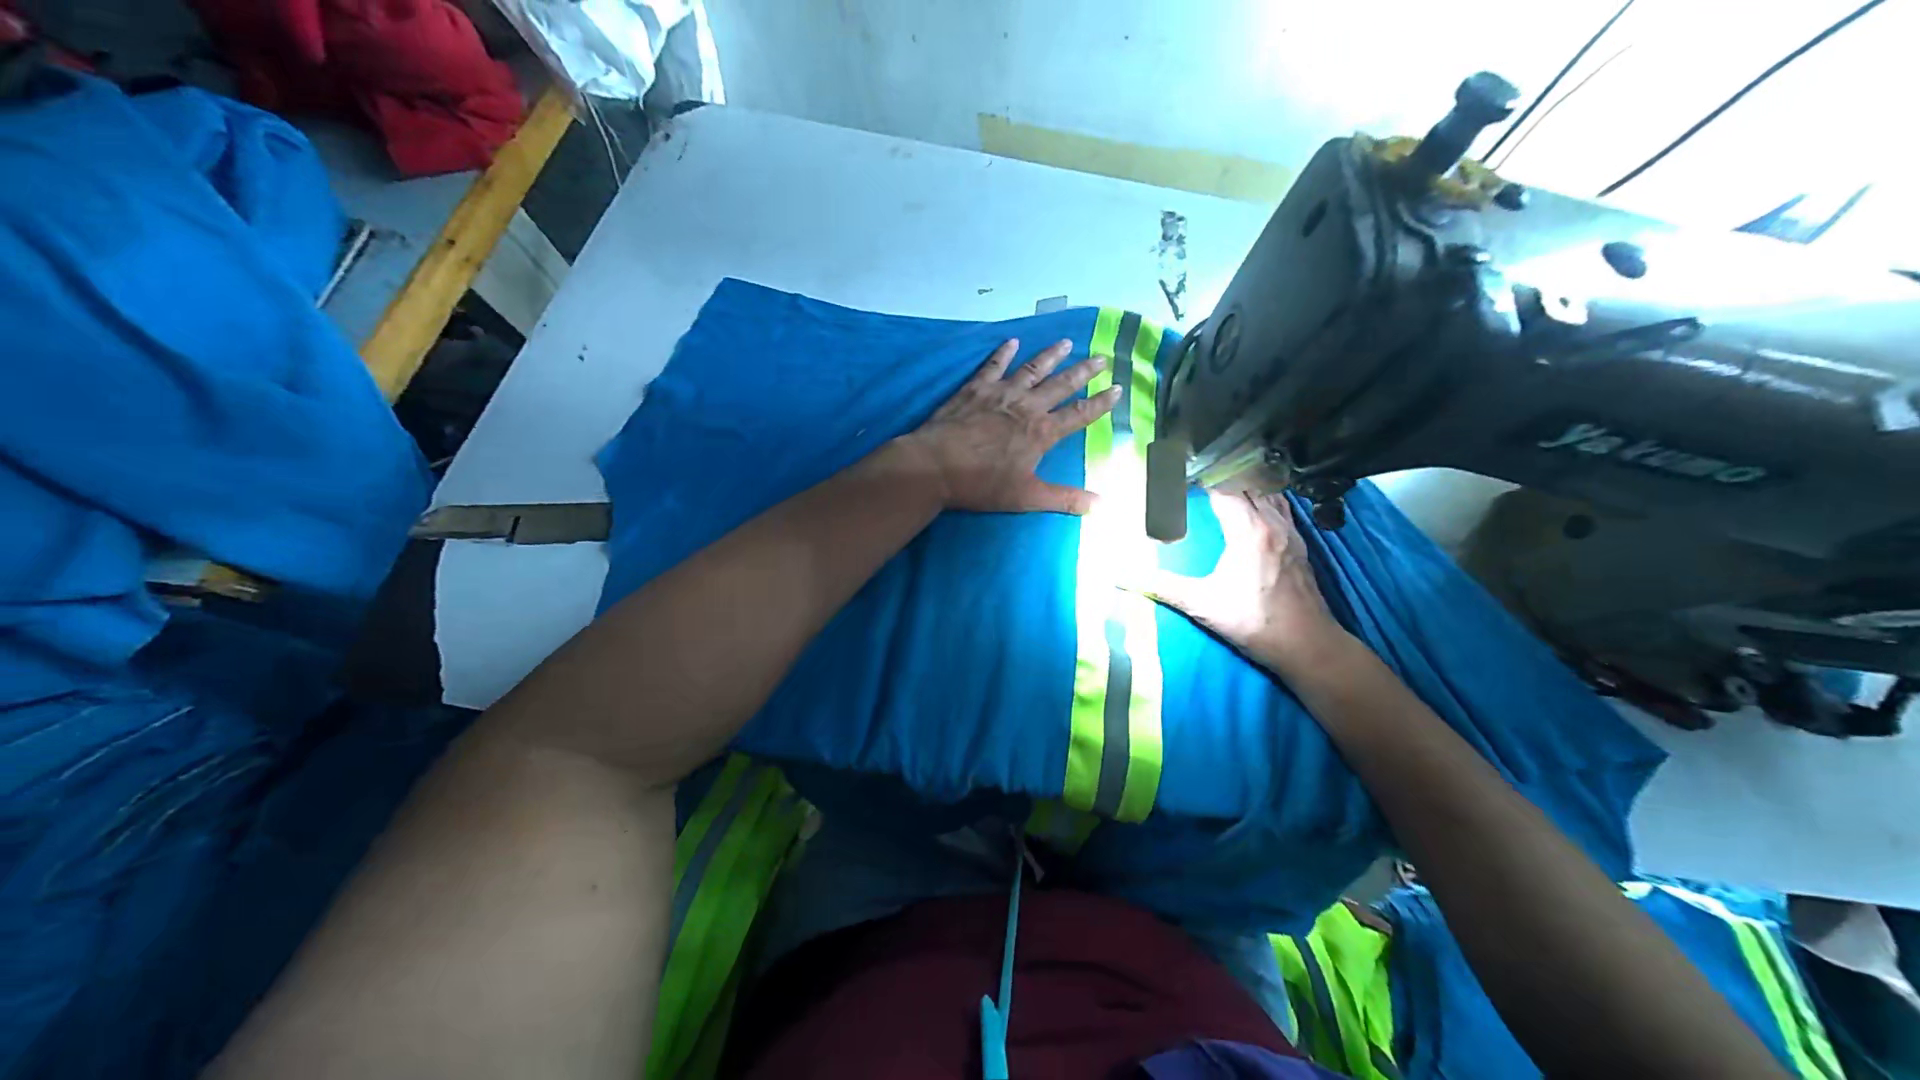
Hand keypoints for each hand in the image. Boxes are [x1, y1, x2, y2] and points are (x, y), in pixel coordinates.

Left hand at [896, 338, 1120, 514]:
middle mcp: (1026, 407)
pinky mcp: (974, 389)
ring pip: (1031, 369)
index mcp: (1041, 432)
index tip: (1117, 388)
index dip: (1100, 403)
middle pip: (1060, 385)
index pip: (1079, 415)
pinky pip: (993, 366)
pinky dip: (1004, 353)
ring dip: (1051, 355)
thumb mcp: (1026, 497)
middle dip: (1083, 371)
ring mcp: (1000, 394)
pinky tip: (1012, 342)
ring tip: (1066, 342)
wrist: (935, 465)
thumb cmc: (981, 484)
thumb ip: (1063, 499)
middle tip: (1100, 357)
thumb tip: (1099, 505)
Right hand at [1141, 490, 1350, 674]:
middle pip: (1247, 484)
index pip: (1223, 489)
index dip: (1201, 480)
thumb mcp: (1202, 605)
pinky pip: (1281, 506)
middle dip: (1221, 479)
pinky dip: (1264, 499)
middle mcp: (1272, 523)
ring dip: (1245, 486)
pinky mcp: (1299, 543)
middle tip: (1195, 482)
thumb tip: (1121, 577)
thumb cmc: (1254, 622)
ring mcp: (1290, 531)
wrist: (1307, 644)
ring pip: (1268, 492)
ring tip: (1222, 488)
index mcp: (1249, 530)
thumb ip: (1162, 586)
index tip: (1179, 478)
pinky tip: (1251, 510)